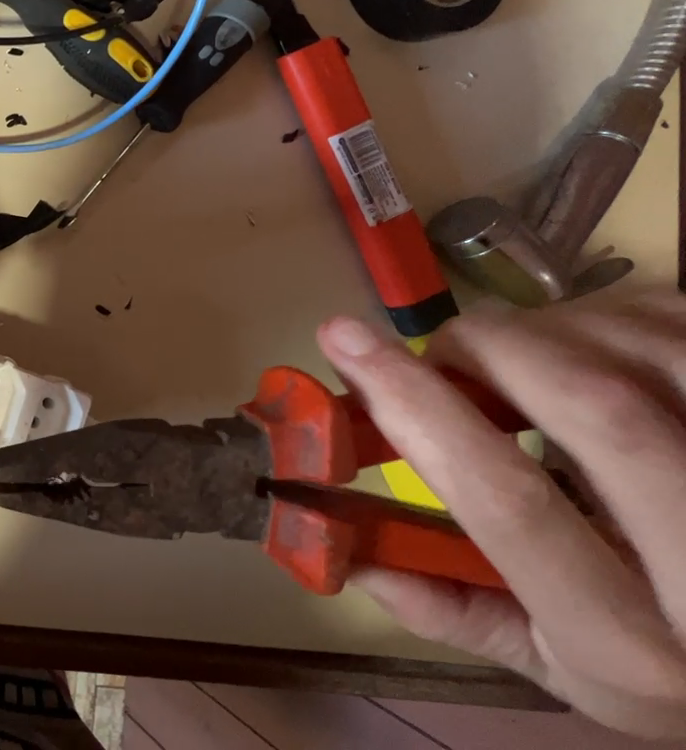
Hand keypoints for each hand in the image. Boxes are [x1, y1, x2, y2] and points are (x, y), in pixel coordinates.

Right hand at [316, 290, 685, 737]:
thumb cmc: (684, 674)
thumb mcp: (577, 674)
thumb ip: (458, 612)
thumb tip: (340, 545)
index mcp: (631, 633)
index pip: (505, 497)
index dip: (415, 406)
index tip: (340, 338)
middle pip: (591, 401)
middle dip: (487, 347)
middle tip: (447, 351)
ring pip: (641, 351)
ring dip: (551, 327)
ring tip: (524, 357)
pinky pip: (677, 325)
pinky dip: (616, 317)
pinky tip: (597, 348)